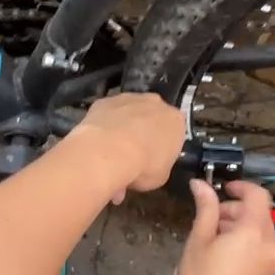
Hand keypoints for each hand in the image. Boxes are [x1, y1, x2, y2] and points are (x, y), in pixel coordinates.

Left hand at [67, 92, 186, 199]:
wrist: (110, 152)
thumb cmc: (143, 166)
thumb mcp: (161, 176)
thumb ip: (160, 165)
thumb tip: (150, 167)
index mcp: (175, 121)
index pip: (174, 130)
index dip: (164, 145)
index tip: (155, 158)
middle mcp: (155, 103)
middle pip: (152, 116)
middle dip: (145, 132)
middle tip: (134, 154)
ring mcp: (128, 98)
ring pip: (129, 112)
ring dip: (123, 127)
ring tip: (112, 152)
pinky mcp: (104, 100)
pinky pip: (108, 113)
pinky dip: (104, 124)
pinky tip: (98, 143)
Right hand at [177, 179, 274, 274]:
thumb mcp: (198, 241)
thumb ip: (205, 208)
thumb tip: (201, 184)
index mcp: (254, 231)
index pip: (257, 195)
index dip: (240, 186)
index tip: (220, 188)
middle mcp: (270, 243)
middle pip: (259, 212)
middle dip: (235, 208)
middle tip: (209, 218)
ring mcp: (272, 260)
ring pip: (259, 229)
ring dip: (239, 224)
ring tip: (212, 237)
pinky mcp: (268, 273)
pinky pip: (260, 245)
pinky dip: (245, 240)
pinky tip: (222, 253)